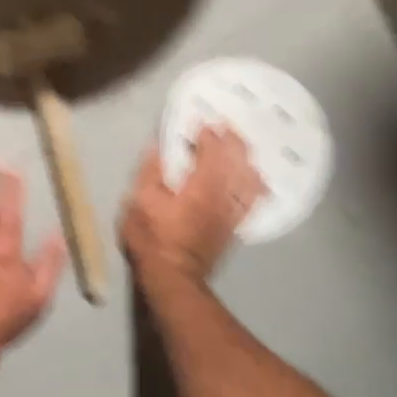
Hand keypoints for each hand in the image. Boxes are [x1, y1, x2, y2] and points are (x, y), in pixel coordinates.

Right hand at [120, 124, 265, 288]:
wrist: (173, 276)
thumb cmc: (151, 237)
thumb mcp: (138, 201)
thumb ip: (151, 172)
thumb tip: (157, 147)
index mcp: (199, 186)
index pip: (211, 152)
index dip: (208, 134)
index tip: (201, 121)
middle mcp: (222, 195)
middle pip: (237, 161)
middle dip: (232, 140)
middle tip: (226, 126)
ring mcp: (232, 211)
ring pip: (249, 179)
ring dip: (246, 158)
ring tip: (241, 146)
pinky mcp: (234, 225)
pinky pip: (253, 201)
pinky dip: (257, 185)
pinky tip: (257, 179)